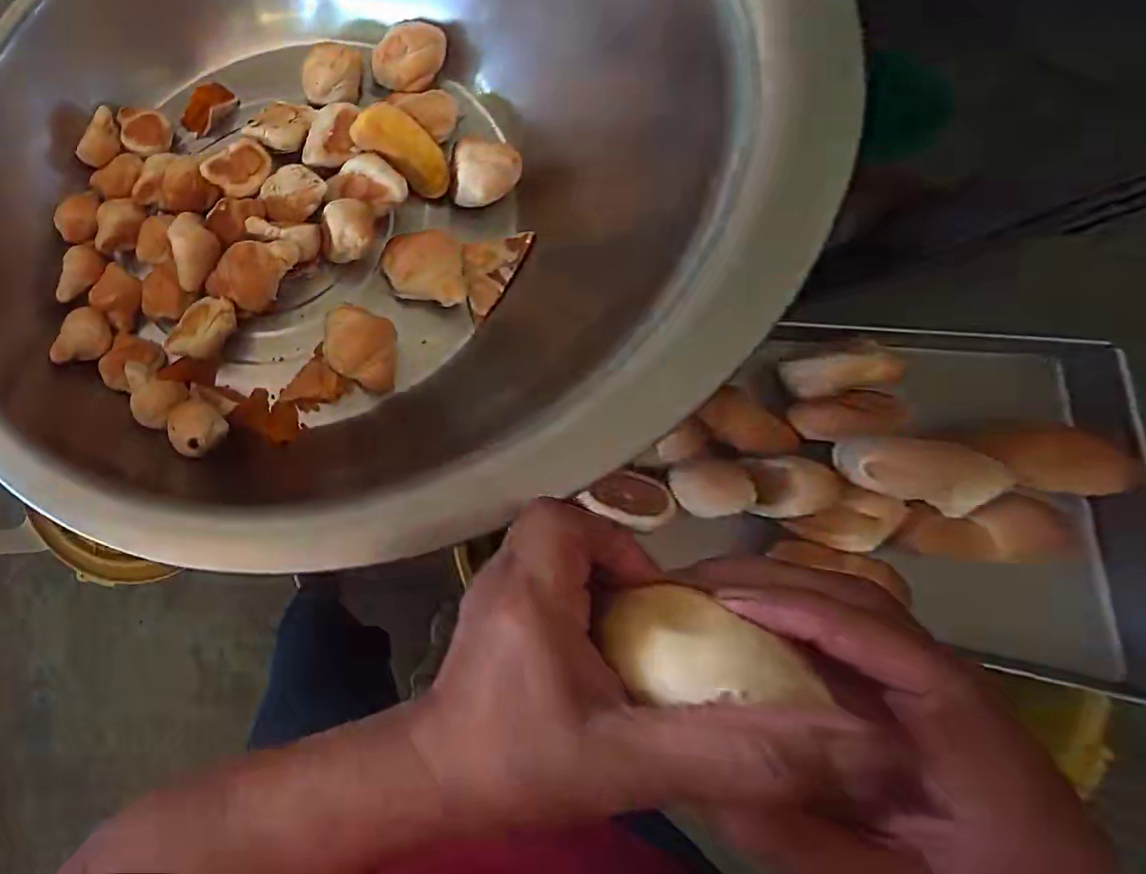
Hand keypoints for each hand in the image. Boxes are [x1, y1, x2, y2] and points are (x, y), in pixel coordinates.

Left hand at [403, 500, 901, 830]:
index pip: (558, 517)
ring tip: (634, 645)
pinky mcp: (488, 619)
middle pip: (556, 532)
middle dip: (613, 566)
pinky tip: (600, 663)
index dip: (614, 542)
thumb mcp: (635, 763)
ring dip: (596, 586)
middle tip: (653, 623)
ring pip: (545, 556)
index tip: (652, 598)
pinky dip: (574, 605)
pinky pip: (535, 583)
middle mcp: (499, 579)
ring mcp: (488, 597)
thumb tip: (851, 743)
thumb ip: (735, 752)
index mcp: (526, 591)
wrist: (442, 777)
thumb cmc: (524, 762)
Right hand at [682, 556, 1116, 873]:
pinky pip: (841, 628)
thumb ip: (786, 828)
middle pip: (867, 605)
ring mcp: (935, 686)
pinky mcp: (908, 691)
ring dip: (770, 584)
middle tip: (685, 581)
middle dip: (768, 580)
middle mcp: (960, 694)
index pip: (892, 647)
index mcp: (973, 740)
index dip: (805, 612)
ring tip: (698, 588)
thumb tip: (682, 756)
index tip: (722, 601)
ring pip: (853, 604)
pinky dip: (782, 608)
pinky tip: (735, 617)